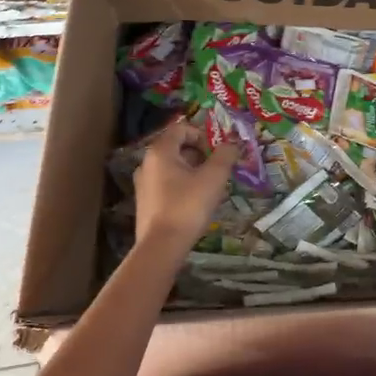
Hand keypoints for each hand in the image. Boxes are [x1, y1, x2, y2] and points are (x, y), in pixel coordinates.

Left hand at [134, 119, 239, 245]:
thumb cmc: (188, 205)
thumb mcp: (214, 177)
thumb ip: (225, 155)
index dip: (202, 134)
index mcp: (160, 152)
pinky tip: (194, 201)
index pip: (181, 128)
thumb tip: (232, 143)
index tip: (217, 151)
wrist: (162, 246)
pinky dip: (182, 184)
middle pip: (176, 146)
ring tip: (209, 185)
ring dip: (192, 169)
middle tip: (217, 167)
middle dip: (200, 153)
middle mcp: (146, 163)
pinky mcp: (145, 202)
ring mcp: (143, 184)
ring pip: (172, 166)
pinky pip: (166, 182)